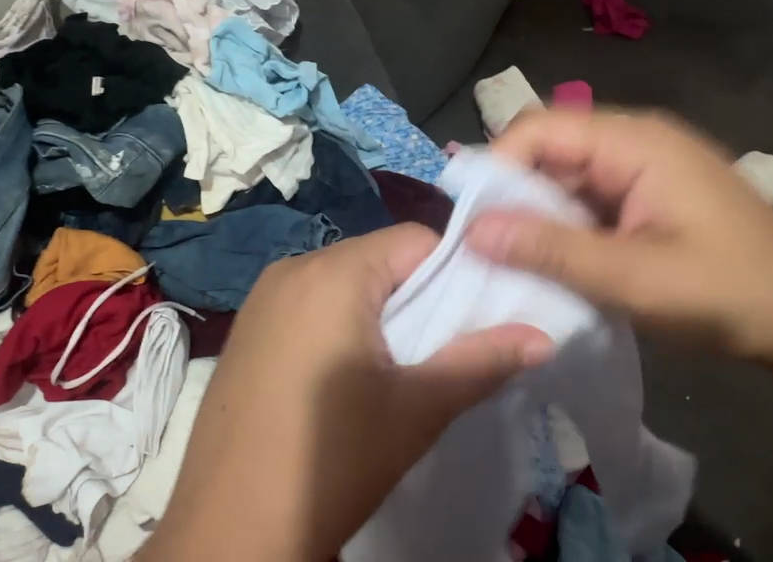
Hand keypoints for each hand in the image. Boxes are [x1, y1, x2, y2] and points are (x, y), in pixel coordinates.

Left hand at [143, 223, 552, 561]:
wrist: (229, 531)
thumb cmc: (333, 461)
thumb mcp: (417, 410)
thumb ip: (482, 361)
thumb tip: (543, 336)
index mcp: (333, 272)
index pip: (415, 240)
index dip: (456, 271)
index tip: (478, 316)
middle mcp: (292, 267)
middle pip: (378, 260)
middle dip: (417, 297)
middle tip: (443, 350)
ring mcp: (261, 298)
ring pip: (343, 283)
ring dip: (378, 314)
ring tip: (400, 370)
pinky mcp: (246, 330)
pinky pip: (309, 305)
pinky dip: (338, 326)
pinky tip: (347, 381)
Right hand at [466, 107, 772, 364]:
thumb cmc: (732, 294)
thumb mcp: (636, 279)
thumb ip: (552, 250)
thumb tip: (472, 229)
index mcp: (635, 140)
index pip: (539, 128)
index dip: (496, 166)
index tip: (468, 222)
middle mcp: (637, 140)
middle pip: (550, 149)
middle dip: (513, 195)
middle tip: (481, 251)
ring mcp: (648, 169)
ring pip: (568, 178)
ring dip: (538, 216)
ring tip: (510, 263)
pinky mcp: (654, 197)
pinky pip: (592, 200)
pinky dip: (567, 229)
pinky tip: (555, 266)